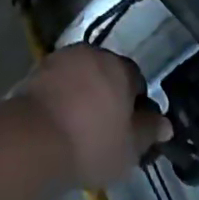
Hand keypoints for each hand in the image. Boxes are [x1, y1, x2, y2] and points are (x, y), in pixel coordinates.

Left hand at [17, 45, 170, 187]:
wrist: (35, 136)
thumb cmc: (92, 142)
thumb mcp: (131, 147)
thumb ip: (149, 130)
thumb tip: (163, 122)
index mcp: (116, 66)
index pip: (136, 78)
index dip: (138, 102)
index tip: (134, 126)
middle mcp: (88, 52)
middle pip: (107, 71)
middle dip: (111, 93)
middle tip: (110, 125)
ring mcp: (60, 57)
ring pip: (82, 73)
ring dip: (86, 91)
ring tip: (84, 123)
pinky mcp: (38, 67)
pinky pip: (60, 79)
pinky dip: (65, 92)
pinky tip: (63, 116)